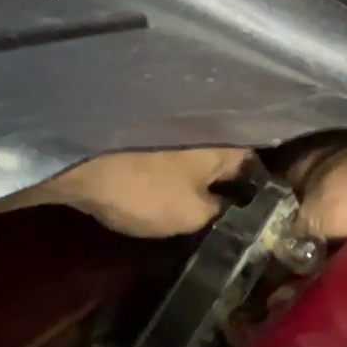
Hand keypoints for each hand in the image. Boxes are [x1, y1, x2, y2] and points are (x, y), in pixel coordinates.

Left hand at [13, 148, 250, 236]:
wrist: (86, 165)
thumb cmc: (147, 190)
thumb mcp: (193, 216)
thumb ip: (221, 213)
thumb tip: (230, 209)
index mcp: (229, 146)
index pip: (257, 168)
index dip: (261, 192)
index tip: (260, 216)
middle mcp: (211, 131)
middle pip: (230, 161)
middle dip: (232, 183)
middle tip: (235, 215)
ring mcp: (180, 130)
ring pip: (203, 158)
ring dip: (204, 180)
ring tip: (205, 208)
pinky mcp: (153, 136)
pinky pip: (178, 157)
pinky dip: (180, 174)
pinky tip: (176, 192)